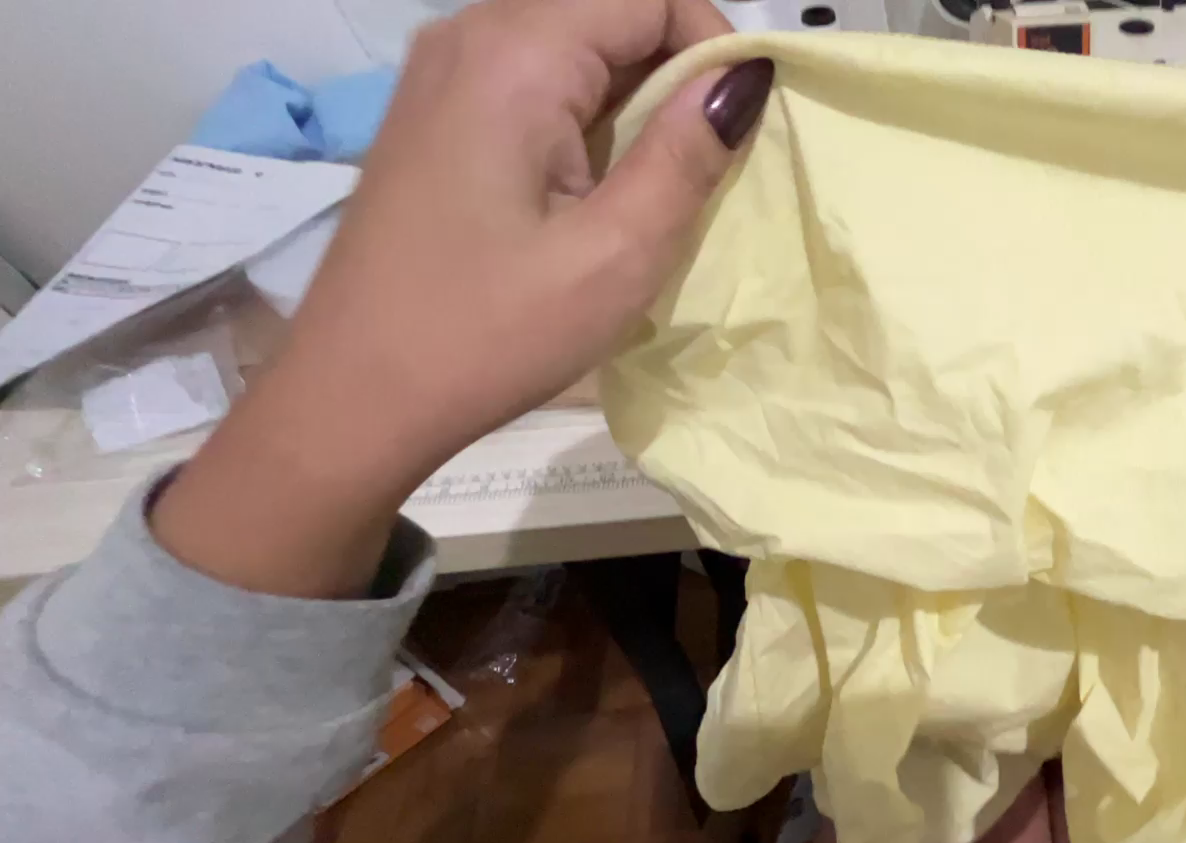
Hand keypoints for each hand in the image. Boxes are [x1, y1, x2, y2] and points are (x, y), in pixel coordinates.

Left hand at [153, 0, 771, 596]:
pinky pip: (543, 90)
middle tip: (714, 168)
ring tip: (669, 187)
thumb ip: (683, 158)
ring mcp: (448, 78)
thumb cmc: (498, 330)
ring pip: (578, 52)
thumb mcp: (616, 253)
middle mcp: (471, 38)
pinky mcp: (445, 123)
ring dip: (642, 106)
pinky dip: (598, 126)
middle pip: (608, 12)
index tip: (745, 129)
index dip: (714, 45)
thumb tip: (742, 82)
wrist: (367, 390)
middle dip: (681, 75)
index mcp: (514, 56)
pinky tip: (609, 193)